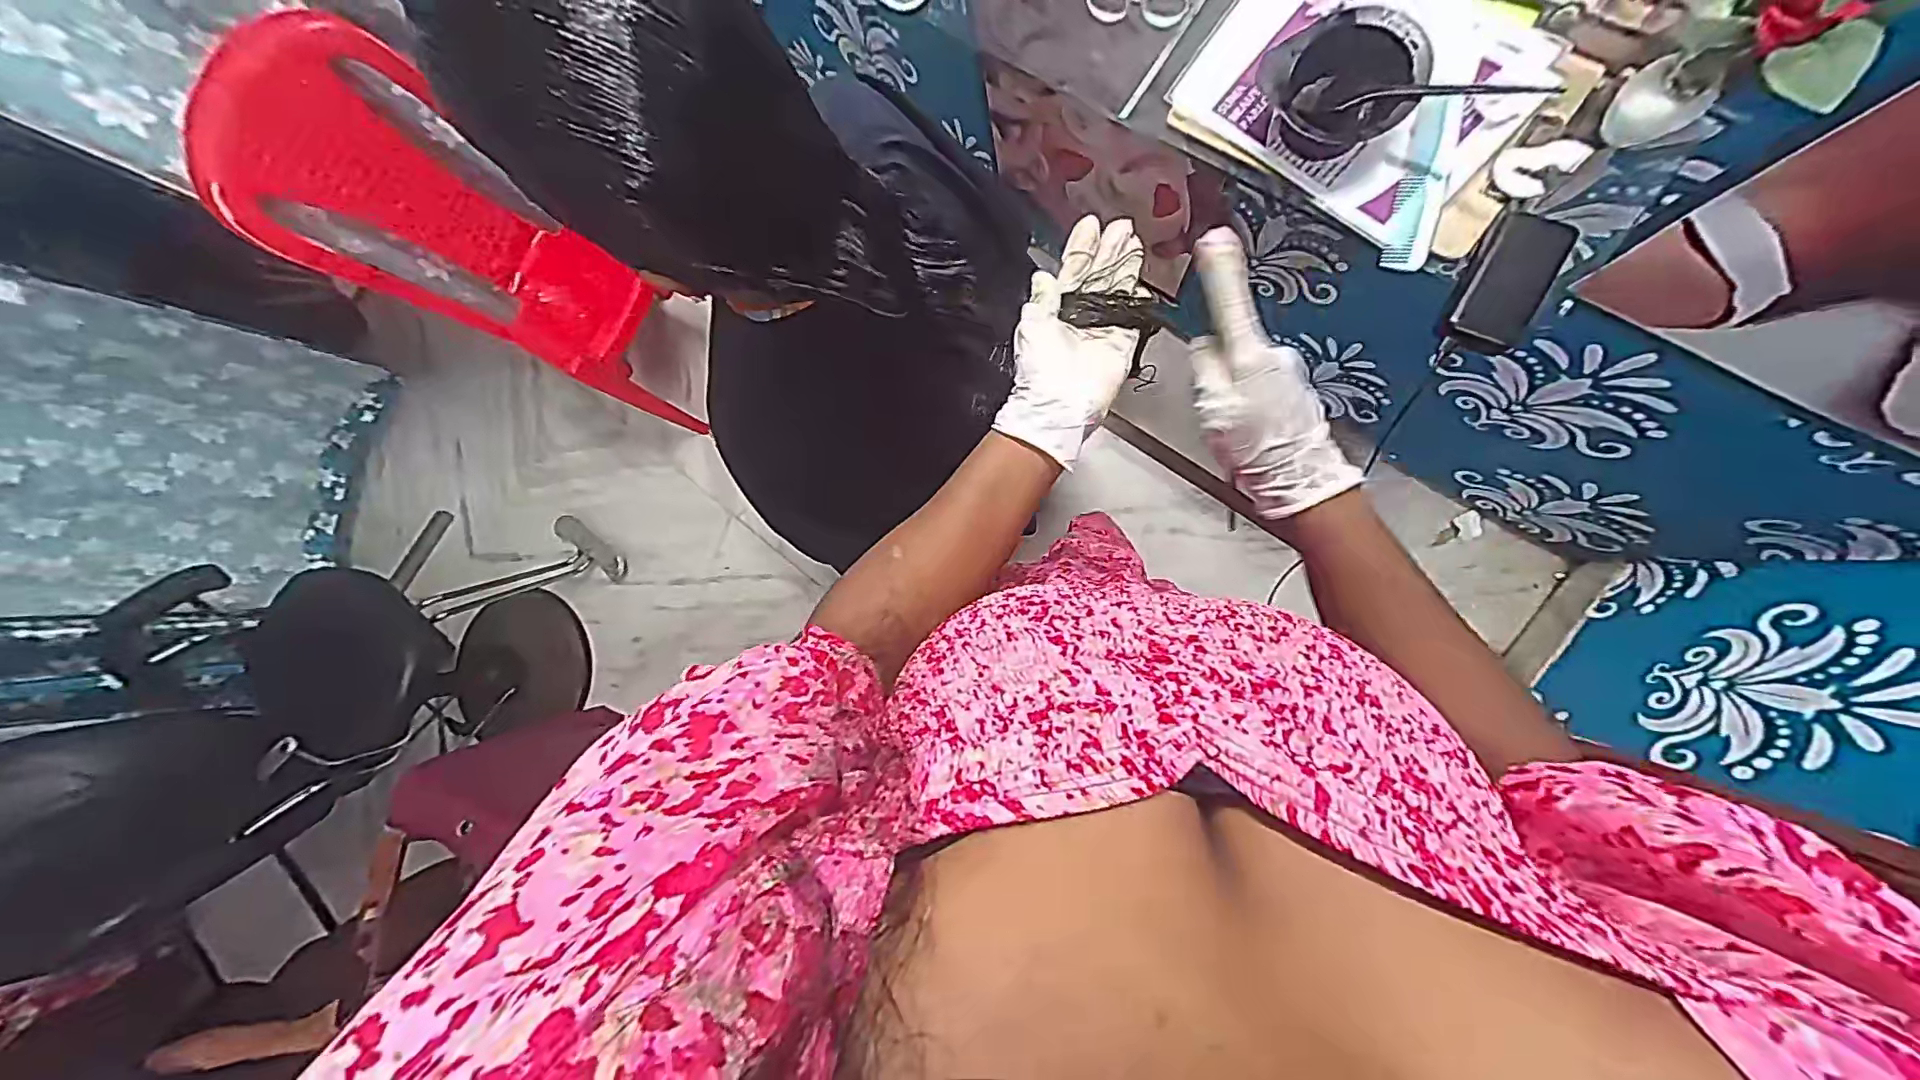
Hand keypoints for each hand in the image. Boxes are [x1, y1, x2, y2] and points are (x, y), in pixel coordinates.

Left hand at [991, 215, 1145, 469]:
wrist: (1058, 403)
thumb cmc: (1039, 370)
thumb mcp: (1032, 326)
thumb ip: (1042, 299)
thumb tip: (1043, 276)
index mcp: (1057, 309)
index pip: (1072, 270)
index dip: (1082, 247)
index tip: (1091, 225)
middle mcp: (1080, 316)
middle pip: (1099, 275)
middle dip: (1109, 250)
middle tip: (1122, 227)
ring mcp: (1102, 328)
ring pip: (1116, 289)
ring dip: (1125, 265)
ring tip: (1133, 240)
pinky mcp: (1121, 342)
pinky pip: (1132, 315)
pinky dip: (1137, 298)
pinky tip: (1142, 281)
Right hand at [1190, 227, 1362, 518]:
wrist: (1299, 480)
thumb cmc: (1255, 449)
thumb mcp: (1212, 408)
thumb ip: (1204, 367)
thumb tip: (1205, 343)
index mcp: (1250, 356)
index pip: (1230, 303)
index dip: (1220, 271)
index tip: (1214, 238)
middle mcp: (1274, 354)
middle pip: (1233, 340)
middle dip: (1219, 361)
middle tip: (1218, 402)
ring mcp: (1287, 369)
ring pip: (1245, 363)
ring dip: (1235, 384)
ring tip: (1237, 422)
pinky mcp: (1292, 385)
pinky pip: (1260, 380)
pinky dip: (1251, 396)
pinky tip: (1252, 424)